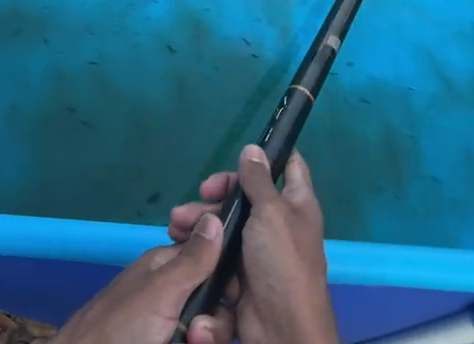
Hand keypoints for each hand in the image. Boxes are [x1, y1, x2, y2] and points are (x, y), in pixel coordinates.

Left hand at [54, 210, 236, 343]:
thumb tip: (215, 216)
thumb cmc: (123, 325)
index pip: (214, 261)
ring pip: (213, 330)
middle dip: (217, 322)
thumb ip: (192, 259)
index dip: (230, 278)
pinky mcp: (176, 341)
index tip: (233, 294)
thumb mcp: (161, 290)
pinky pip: (202, 341)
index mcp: (168, 267)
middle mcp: (175, 293)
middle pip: (218, 303)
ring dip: (209, 338)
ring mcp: (174, 323)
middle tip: (197, 334)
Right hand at [169, 146, 339, 343]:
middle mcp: (278, 222)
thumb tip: (253, 148)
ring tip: (177, 225)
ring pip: (226, 222)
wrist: (281, 331)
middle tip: (199, 196)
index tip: (242, 151)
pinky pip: (218, 249)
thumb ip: (258, 181)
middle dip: (217, 193)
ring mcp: (258, 248)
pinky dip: (201, 245)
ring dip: (201, 220)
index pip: (290, 167)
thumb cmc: (282, 264)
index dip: (269, 155)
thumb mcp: (271, 213)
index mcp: (296, 204)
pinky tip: (181, 243)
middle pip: (245, 194)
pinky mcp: (239, 270)